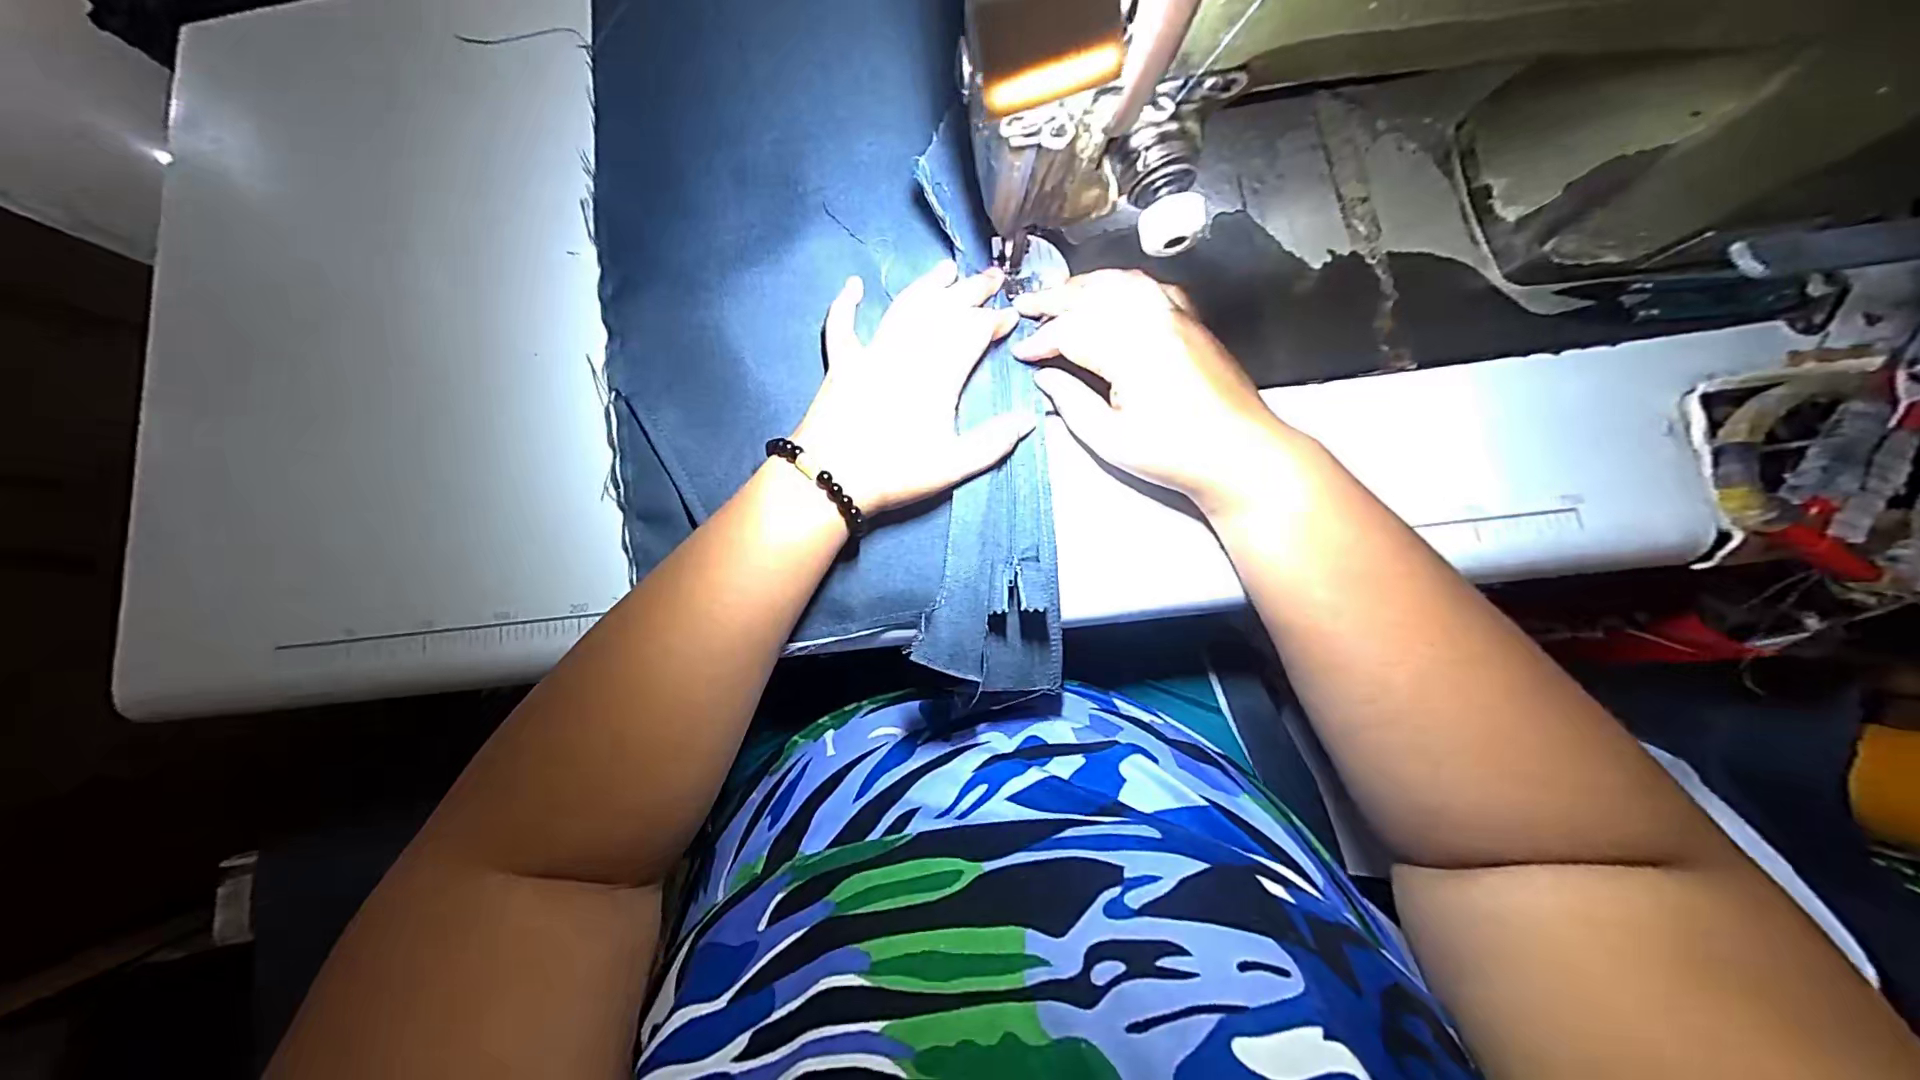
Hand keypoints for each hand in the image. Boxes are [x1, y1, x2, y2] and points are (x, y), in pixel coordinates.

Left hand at [789, 261, 1034, 514]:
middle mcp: (906, 353)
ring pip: (903, 308)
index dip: (994, 321)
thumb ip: (993, 443)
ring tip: (946, 269)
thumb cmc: (894, 474)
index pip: (973, 333)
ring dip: (927, 286)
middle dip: (971, 292)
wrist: (830, 479)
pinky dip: (845, 304)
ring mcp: (871, 354)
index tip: (1011, 316)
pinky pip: (841, 326)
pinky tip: (853, 286)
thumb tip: (1028, 420)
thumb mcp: (952, 466)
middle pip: (944, 311)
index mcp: (938, 375)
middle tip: (992, 278)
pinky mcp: (841, 365)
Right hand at [1011, 269, 1304, 517]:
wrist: (1240, 454)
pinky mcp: (1192, 323)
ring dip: (1086, 285)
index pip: (1072, 331)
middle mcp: (1156, 323)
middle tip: (1028, 307)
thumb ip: (1071, 403)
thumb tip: (1047, 378)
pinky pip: (1152, 288)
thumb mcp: (1111, 440)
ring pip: (1122, 283)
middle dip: (1055, 299)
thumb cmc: (1181, 454)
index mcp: (1132, 351)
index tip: (1024, 353)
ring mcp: (1178, 318)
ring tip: (1061, 295)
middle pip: (1094, 294)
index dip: (1041, 341)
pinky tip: (1112, 295)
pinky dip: (1123, 285)